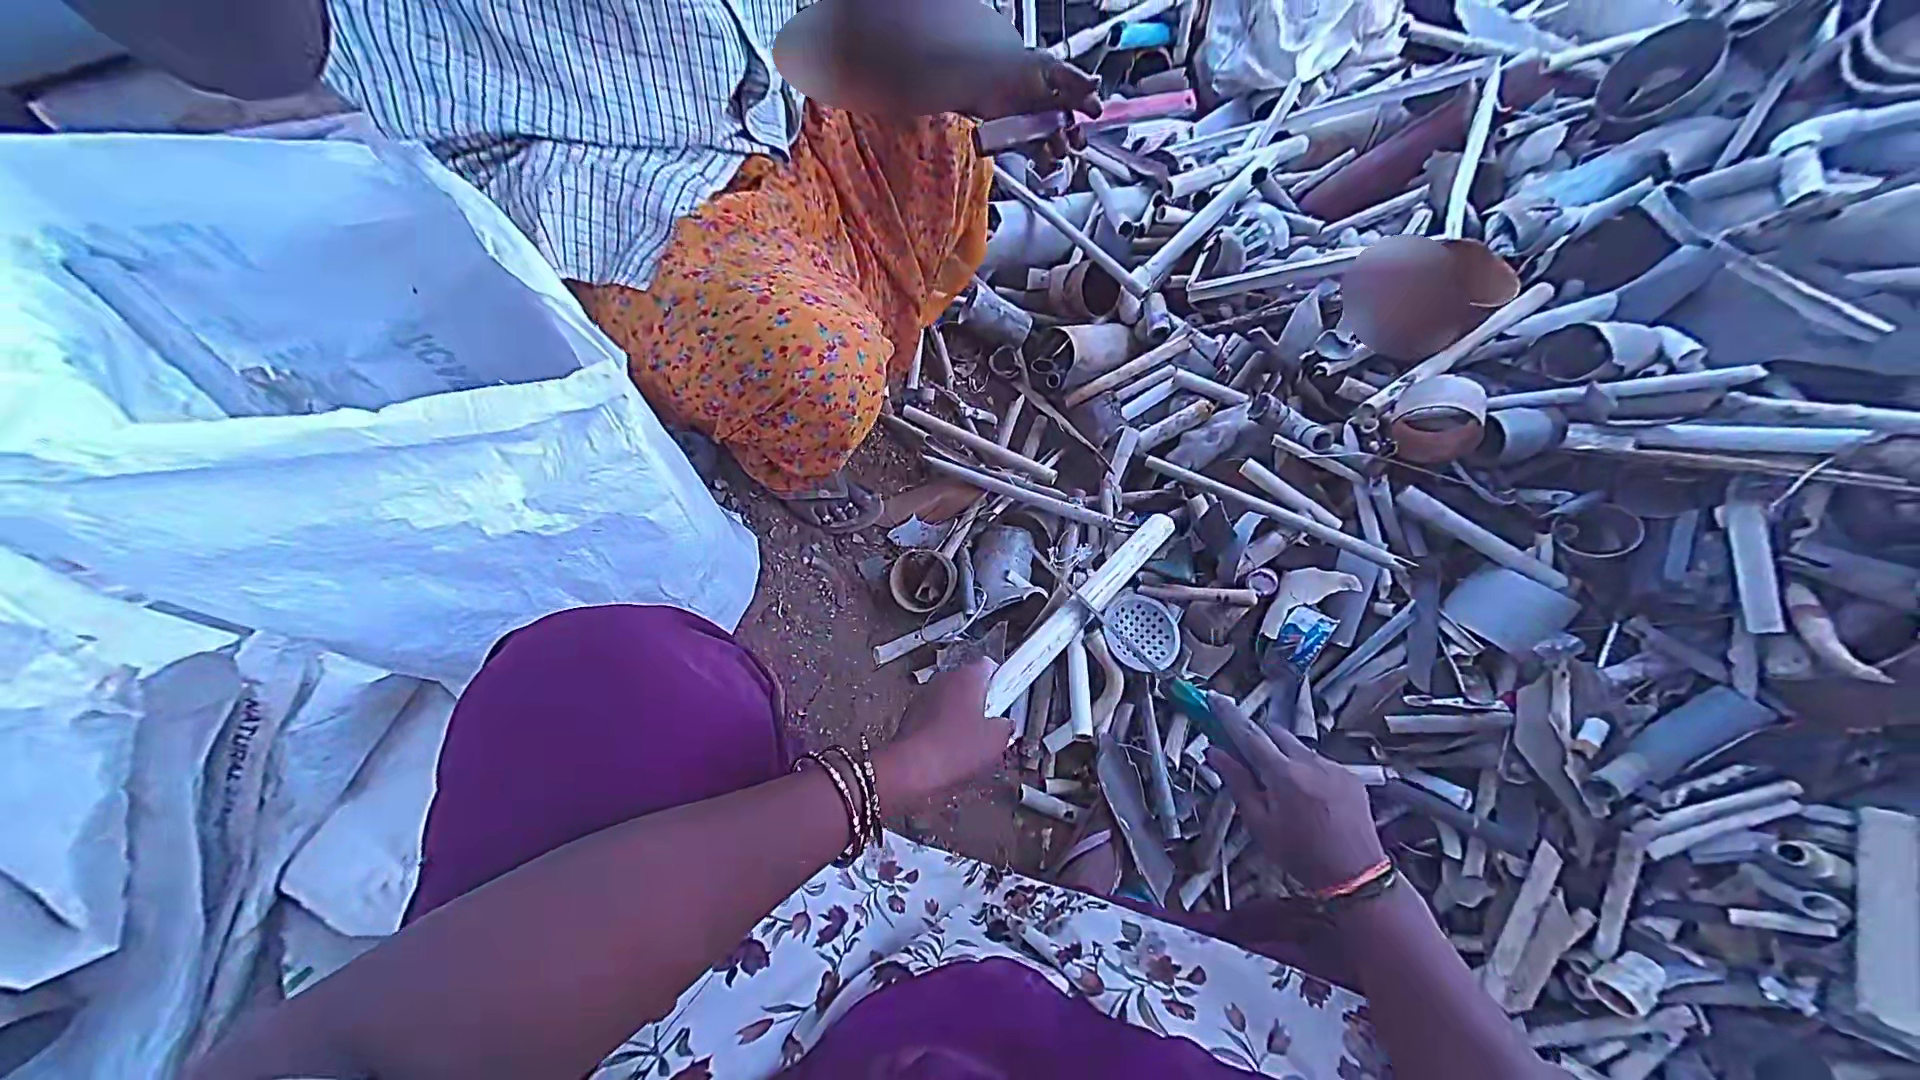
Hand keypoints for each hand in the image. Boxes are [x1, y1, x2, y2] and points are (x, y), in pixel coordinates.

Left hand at [877, 659, 1011, 807]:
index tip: (1007, 701)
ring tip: (970, 744)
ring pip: (951, 701)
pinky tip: (950, 751)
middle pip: (970, 684)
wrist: (912, 769)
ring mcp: (924, 695)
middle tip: (991, 727)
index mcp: (967, 676)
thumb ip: (1005, 726)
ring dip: (961, 716)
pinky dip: (943, 728)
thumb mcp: (996, 741)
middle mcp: (944, 679)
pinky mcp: (910, 715)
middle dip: (981, 703)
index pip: (990, 666)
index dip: (1001, 683)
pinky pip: (934, 716)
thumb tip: (1004, 725)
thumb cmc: (955, 749)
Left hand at [967, 51, 1098, 172]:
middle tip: (1077, 144)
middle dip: (1073, 136)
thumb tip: (1096, 84)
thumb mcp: (1049, 74)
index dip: (1087, 107)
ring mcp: (1031, 122)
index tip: (1095, 115)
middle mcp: (1044, 103)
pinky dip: (1041, 160)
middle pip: (1065, 124)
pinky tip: (1046, 164)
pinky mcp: (1018, 138)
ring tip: (1059, 154)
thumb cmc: (1012, 72)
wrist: (981, 85)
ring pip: (1051, 141)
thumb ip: (1074, 84)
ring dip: (1058, 150)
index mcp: (1055, 83)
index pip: (1078, 97)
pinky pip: (1034, 152)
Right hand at [1203, 691, 1385, 893]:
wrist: (1356, 878)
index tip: (1216, 701)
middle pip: (1273, 732)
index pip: (1248, 733)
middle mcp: (1311, 764)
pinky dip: (1305, 767)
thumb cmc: (1304, 856)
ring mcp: (1333, 768)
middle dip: (1257, 739)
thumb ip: (1237, 782)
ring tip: (1279, 787)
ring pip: (1296, 745)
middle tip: (1245, 757)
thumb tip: (1216, 754)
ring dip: (1282, 754)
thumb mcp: (1259, 822)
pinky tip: (1305, 794)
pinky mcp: (1349, 775)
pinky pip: (1318, 759)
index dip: (1228, 715)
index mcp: (1284, 776)